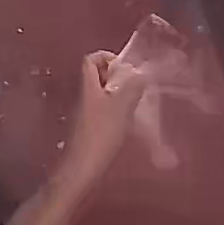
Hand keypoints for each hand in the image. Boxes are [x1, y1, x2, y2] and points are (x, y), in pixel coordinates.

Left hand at [63, 50, 145, 172]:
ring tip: (133, 102)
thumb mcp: (121, 108)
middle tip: (133, 85)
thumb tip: (140, 73)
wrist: (82, 167)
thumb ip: (132, 88)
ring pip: (100, 92)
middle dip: (115, 76)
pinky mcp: (87, 126)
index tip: (125, 68)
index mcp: (88, 86)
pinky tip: (125, 121)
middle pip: (96, 75)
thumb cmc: (101, 133)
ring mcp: (84, 111)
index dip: (106, 57)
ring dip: (116, 93)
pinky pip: (101, 107)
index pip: (90, 60)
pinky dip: (113, 108)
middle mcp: (83, 95)